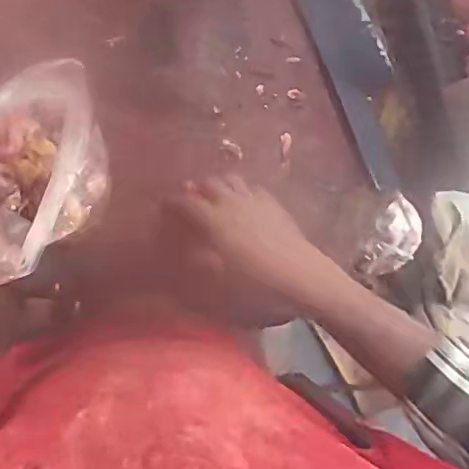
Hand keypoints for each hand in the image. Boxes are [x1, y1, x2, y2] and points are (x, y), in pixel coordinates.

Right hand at [166, 174, 345, 311]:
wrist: (306, 281)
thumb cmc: (257, 288)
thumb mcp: (218, 288)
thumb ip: (194, 270)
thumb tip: (178, 259)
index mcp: (213, 221)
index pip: (184, 203)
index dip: (170, 203)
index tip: (162, 207)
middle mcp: (231, 203)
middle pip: (207, 183)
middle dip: (194, 189)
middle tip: (188, 199)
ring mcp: (255, 201)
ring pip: (230, 179)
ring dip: (217, 184)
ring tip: (213, 195)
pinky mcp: (275, 205)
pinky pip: (253, 188)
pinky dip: (242, 191)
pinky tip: (244, 202)